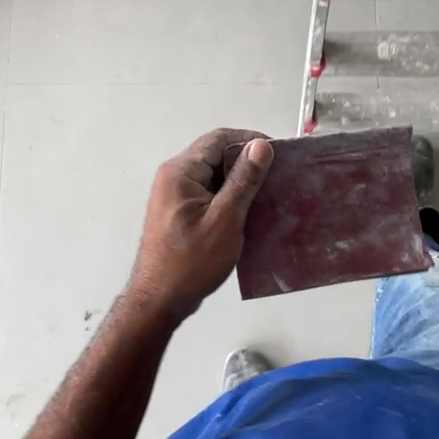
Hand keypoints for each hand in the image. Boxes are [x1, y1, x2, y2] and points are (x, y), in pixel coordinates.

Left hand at [126, 128, 273, 320]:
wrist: (160, 300)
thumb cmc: (192, 262)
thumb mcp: (225, 219)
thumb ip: (243, 180)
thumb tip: (260, 145)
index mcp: (180, 171)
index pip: (219, 139)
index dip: (250, 140)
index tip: (278, 154)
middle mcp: (173, 175)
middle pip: (215, 154)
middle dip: (246, 160)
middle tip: (277, 174)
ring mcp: (174, 194)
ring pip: (213, 174)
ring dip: (239, 179)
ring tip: (268, 191)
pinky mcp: (179, 211)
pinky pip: (208, 191)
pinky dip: (228, 195)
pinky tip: (250, 208)